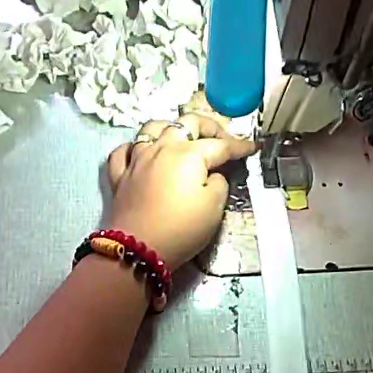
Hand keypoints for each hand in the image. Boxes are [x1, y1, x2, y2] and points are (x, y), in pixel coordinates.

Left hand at [105, 113, 254, 268]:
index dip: (239, 146)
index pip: (220, 145)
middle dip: (209, 126)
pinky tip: (141, 152)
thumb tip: (212, 176)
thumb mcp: (214, 207)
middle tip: (221, 139)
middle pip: (186, 123)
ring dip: (170, 128)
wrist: (138, 249)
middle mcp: (162, 148)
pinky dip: (134, 147)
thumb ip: (219, 183)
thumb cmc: (181, 228)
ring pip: (152, 128)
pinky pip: (123, 151)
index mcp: (188, 154)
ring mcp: (137, 159)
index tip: (252, 147)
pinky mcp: (120, 175)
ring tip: (181, 137)